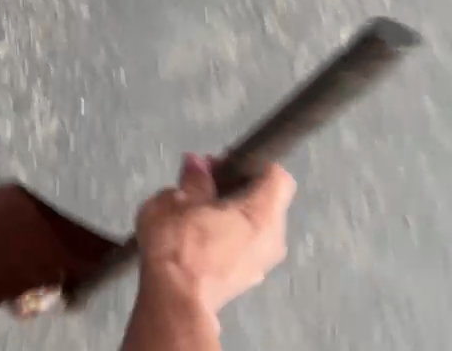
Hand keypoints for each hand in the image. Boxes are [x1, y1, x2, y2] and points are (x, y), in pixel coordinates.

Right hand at [135, 154, 295, 316]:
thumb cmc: (176, 243)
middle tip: (196, 178)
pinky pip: (246, 241)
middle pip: (264, 200)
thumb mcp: (174, 200)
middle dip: (231, 185)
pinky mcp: (249, 273)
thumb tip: (199, 164)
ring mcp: (264, 259)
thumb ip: (193, 181)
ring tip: (190, 205)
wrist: (177, 293)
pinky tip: (196, 230)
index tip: (222, 159)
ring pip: (254, 222)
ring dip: (227, 208)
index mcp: (259, 215)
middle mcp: (273, 238)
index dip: (251, 162)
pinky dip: (226, 229)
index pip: (277, 178)